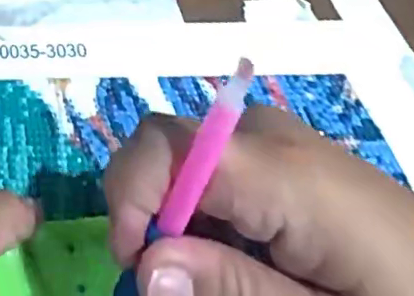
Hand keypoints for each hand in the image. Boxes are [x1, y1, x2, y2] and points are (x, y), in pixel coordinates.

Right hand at [104, 109, 413, 295]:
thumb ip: (233, 288)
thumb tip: (144, 267)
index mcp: (276, 168)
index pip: (166, 145)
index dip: (130, 194)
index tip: (132, 266)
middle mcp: (263, 132)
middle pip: (167, 147)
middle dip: (149, 211)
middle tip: (167, 287)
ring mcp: (273, 136)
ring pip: (187, 161)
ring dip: (179, 221)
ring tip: (215, 285)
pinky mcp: (282, 153)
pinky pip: (217, 170)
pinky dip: (209, 216)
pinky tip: (246, 263)